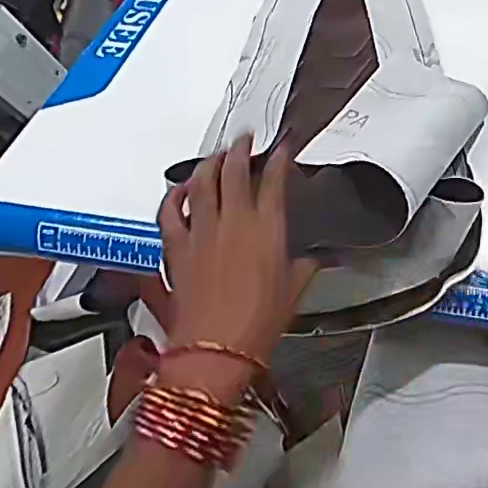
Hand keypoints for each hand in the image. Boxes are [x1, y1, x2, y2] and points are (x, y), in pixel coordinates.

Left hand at [155, 136, 316, 398]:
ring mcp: (202, 231)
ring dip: (209, 163)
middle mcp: (233, 221)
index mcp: (266, 228)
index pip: (274, 179)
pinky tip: (178, 189)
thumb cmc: (257, 323)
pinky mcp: (177, 247)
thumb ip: (306, 265)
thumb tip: (317, 259)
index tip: (282, 148)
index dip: (279, 159)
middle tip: (244, 139)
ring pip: (201, 181)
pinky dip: (173, 195)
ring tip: (215, 155)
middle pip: (234, 169)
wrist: (217, 348)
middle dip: (241, 148)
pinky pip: (170, 211)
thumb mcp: (294, 290)